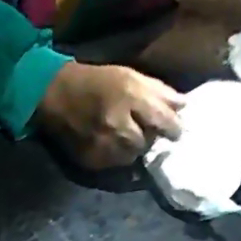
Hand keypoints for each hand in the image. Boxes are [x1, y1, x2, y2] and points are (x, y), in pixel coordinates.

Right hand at [35, 62, 183, 170]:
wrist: (58, 96)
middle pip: (146, 143)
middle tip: (145, 132)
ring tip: (125, 139)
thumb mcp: (130, 76)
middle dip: (148, 139)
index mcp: (130, 98)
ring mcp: (102, 145)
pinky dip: (115, 157)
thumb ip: (158, 91)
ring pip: (130, 157)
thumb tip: (183, 105)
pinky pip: (112, 165)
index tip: (176, 133)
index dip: (173, 129)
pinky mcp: (90, 159)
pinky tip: (110, 146)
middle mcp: (117, 124)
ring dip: (132, 150)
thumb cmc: (97, 82)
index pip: (163, 121)